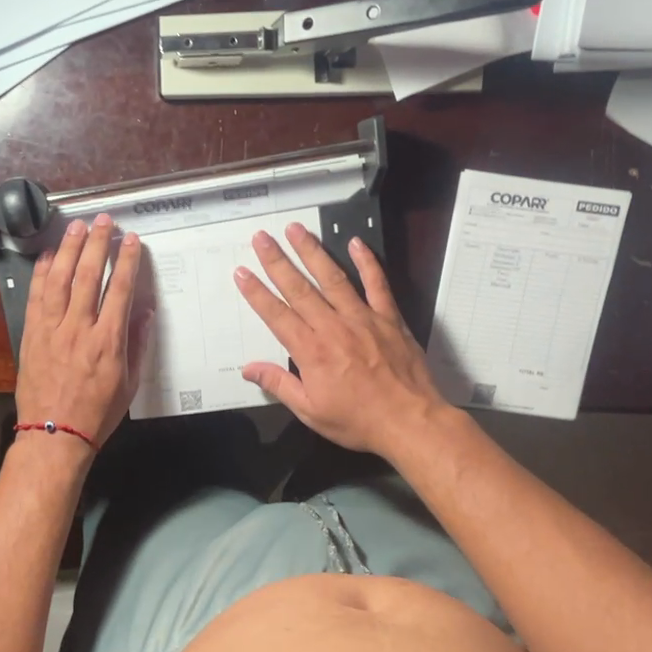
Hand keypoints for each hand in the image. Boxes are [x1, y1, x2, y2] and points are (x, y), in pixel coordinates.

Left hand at [15, 214, 148, 452]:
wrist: (54, 434)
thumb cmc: (97, 413)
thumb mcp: (129, 383)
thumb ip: (137, 344)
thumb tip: (144, 311)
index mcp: (108, 341)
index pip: (119, 289)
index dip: (126, 261)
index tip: (130, 241)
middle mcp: (79, 329)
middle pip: (87, 275)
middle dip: (96, 244)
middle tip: (103, 222)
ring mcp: (51, 329)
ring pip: (59, 279)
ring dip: (68, 249)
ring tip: (75, 227)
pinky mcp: (32, 334)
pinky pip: (36, 297)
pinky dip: (41, 273)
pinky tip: (47, 257)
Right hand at [235, 224, 451, 458]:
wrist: (410, 421)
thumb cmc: (358, 421)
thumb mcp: (310, 411)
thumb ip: (279, 385)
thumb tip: (249, 369)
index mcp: (311, 351)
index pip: (277, 315)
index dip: (257, 293)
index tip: (242, 272)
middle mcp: (333, 327)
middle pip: (300, 288)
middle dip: (277, 261)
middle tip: (261, 238)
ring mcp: (363, 318)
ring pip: (333, 278)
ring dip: (312, 252)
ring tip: (296, 230)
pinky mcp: (388, 318)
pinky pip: (376, 284)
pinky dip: (366, 262)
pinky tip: (355, 243)